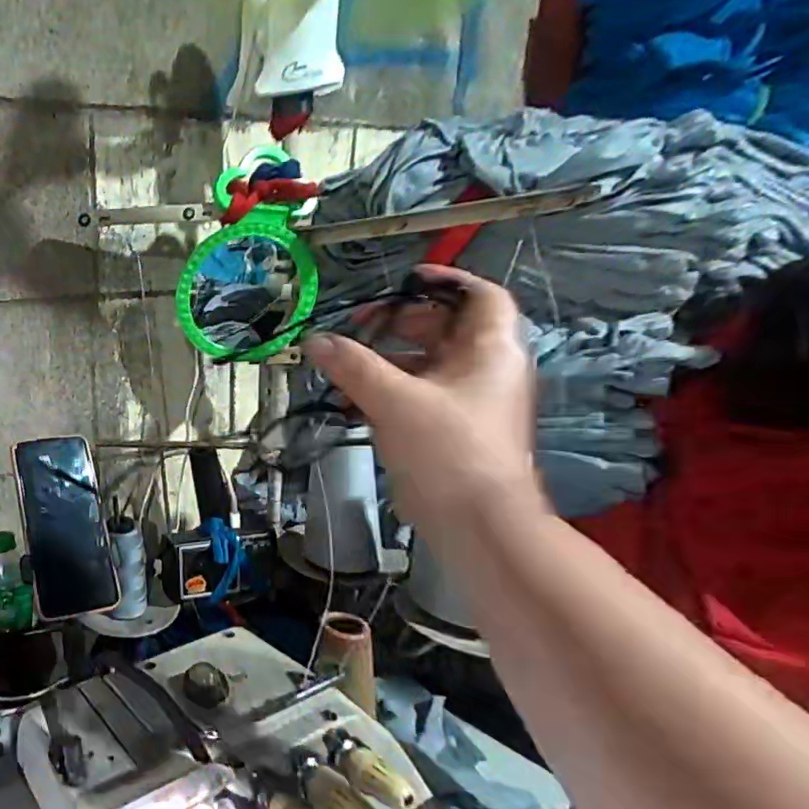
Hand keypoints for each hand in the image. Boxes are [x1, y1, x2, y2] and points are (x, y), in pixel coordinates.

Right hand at [302, 265, 541, 530]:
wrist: (479, 527)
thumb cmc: (447, 451)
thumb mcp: (395, 401)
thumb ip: (354, 366)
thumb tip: (316, 341)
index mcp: (492, 350)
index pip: (480, 295)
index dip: (444, 281)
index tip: (403, 281)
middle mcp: (490, 371)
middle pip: (447, 330)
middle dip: (400, 325)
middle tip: (360, 329)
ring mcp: (475, 405)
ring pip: (431, 368)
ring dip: (390, 364)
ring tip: (348, 368)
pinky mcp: (459, 434)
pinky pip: (424, 399)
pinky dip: (394, 395)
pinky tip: (357, 404)